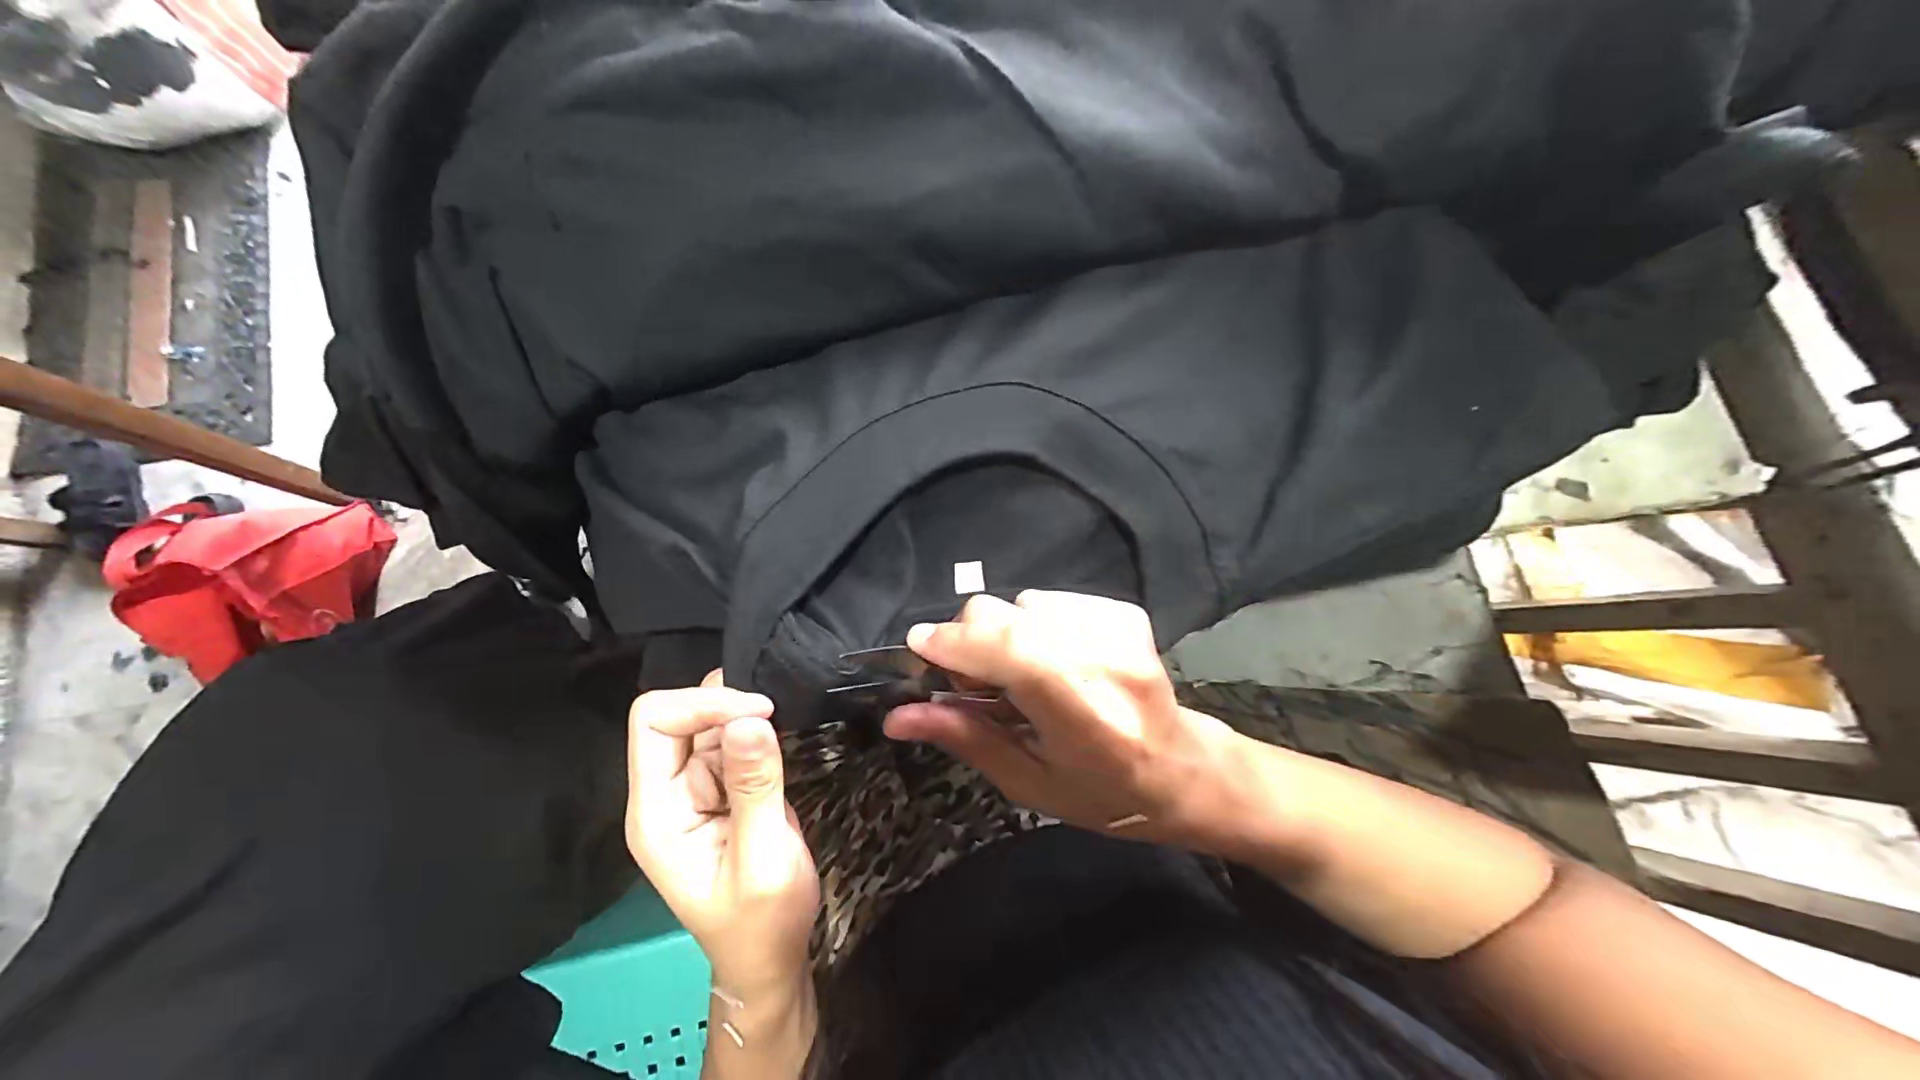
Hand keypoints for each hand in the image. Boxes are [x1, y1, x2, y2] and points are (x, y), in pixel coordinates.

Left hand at [626, 673, 819, 997]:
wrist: (769, 957)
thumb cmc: (762, 921)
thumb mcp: (764, 858)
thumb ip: (756, 787)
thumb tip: (749, 719)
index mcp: (657, 812)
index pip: (654, 724)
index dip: (702, 705)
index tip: (760, 714)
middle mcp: (666, 791)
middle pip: (675, 714)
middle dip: (724, 704)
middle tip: (775, 715)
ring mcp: (693, 788)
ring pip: (706, 720)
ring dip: (743, 715)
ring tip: (782, 727)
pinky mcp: (721, 787)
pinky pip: (730, 737)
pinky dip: (754, 727)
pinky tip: (779, 739)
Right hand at [882, 591, 1251, 852]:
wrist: (1181, 768)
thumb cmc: (1102, 792)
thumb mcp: (1028, 783)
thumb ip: (965, 739)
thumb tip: (896, 717)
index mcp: (1083, 715)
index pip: (1009, 652)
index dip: (954, 644)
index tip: (918, 649)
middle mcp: (1104, 660)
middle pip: (1002, 614)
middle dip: (969, 641)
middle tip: (974, 684)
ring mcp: (1118, 628)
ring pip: (1019, 602)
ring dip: (1001, 634)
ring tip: (1019, 675)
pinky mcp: (1123, 611)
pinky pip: (1047, 600)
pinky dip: (1032, 626)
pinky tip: (1049, 659)